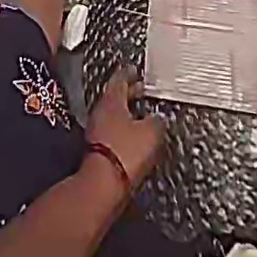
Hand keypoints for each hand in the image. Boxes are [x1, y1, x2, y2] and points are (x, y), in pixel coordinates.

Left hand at [87, 65, 164, 190]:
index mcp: (112, 100)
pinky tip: (134, 136)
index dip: (128, 73)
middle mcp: (101, 112)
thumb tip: (158, 118)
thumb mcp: (151, 133)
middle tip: (142, 89)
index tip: (135, 70)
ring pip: (114, 114)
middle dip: (129, 93)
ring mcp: (97, 131)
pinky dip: (123, 128)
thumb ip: (157, 121)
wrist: (102, 186)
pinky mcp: (97, 149)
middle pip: (116, 96)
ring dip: (127, 111)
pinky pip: (112, 131)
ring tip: (142, 113)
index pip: (120, 79)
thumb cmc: (125, 152)